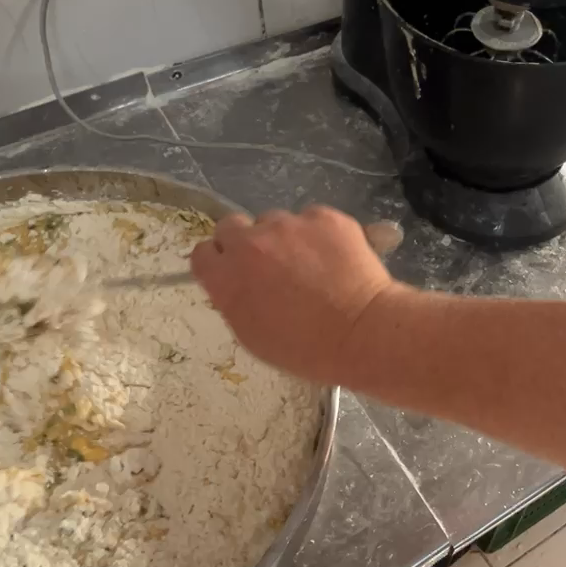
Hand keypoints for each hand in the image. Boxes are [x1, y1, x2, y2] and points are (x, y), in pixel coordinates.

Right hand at [190, 205, 403, 384]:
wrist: (362, 333)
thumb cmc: (307, 349)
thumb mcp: (253, 335)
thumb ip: (235, 299)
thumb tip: (237, 282)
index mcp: (226, 277)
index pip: (204, 253)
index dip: (221, 262)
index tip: (236, 272)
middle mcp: (250, 243)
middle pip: (233, 226)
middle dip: (247, 241)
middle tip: (272, 264)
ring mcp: (288, 225)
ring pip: (276, 221)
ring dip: (287, 238)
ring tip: (313, 264)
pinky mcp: (324, 217)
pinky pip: (313, 219)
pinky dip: (321, 234)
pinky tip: (337, 258)